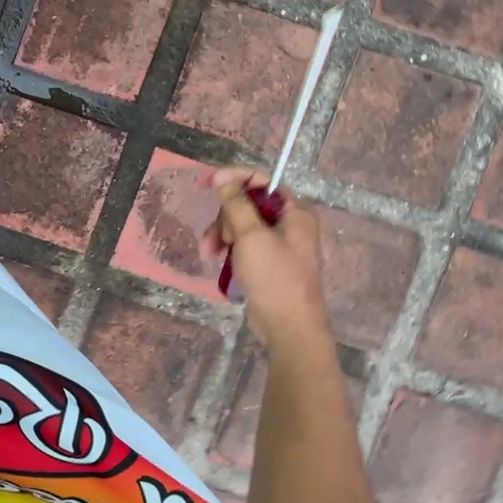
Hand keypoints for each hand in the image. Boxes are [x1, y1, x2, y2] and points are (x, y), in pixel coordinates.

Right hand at [200, 166, 331, 350]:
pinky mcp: (268, 261)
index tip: (207, 184)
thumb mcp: (251, 236)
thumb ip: (236, 203)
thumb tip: (221, 176)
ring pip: (241, 223)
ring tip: (209, 252)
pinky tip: (216, 259)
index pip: (262, 181)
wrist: (288, 327)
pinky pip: (242, 242)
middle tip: (218, 235)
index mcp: (295, 213)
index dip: (234, 178)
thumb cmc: (274, 277)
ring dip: (221, 233)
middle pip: (248, 203)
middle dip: (225, 216)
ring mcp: (279, 244)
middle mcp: (290, 224)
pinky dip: (227, 247)